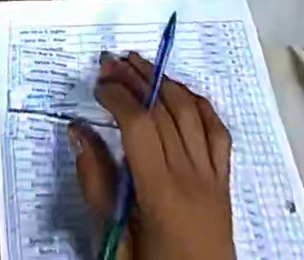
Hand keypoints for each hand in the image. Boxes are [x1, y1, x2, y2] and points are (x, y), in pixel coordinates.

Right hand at [72, 52, 235, 259]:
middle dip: (135, 79)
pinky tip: (183, 92)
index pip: (139, 125)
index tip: (98, 84)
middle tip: (111, 61)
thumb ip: (98, 186)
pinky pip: (218, 131)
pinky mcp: (224, 182)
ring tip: (140, 63)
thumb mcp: (116, 245)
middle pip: (163, 109)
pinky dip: (201, 104)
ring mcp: (212, 176)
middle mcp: (191, 176)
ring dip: (164, 81)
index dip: (117, 96)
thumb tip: (78, 133)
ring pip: (191, 111)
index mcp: (162, 194)